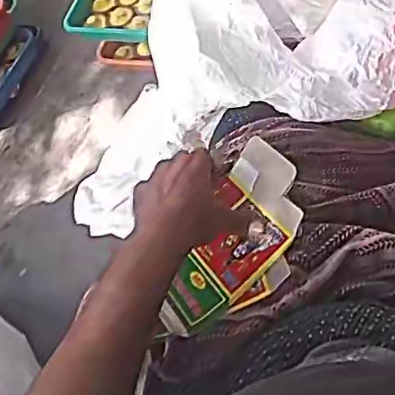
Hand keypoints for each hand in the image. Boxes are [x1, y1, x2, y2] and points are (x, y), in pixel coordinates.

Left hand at [130, 150, 245, 260]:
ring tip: (182, 204)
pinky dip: (155, 198)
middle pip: (185, 161)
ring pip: (166, 173)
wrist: (161, 239)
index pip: (206, 156)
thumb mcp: (222, 221)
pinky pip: (149, 190)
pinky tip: (163, 212)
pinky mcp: (141, 192)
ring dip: (173, 183)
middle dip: (192, 174)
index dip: (211, 169)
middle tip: (201, 193)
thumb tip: (253, 224)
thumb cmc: (190, 222)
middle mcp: (175, 165)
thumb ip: (241, 220)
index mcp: (197, 164)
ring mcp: (156, 177)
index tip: (214, 181)